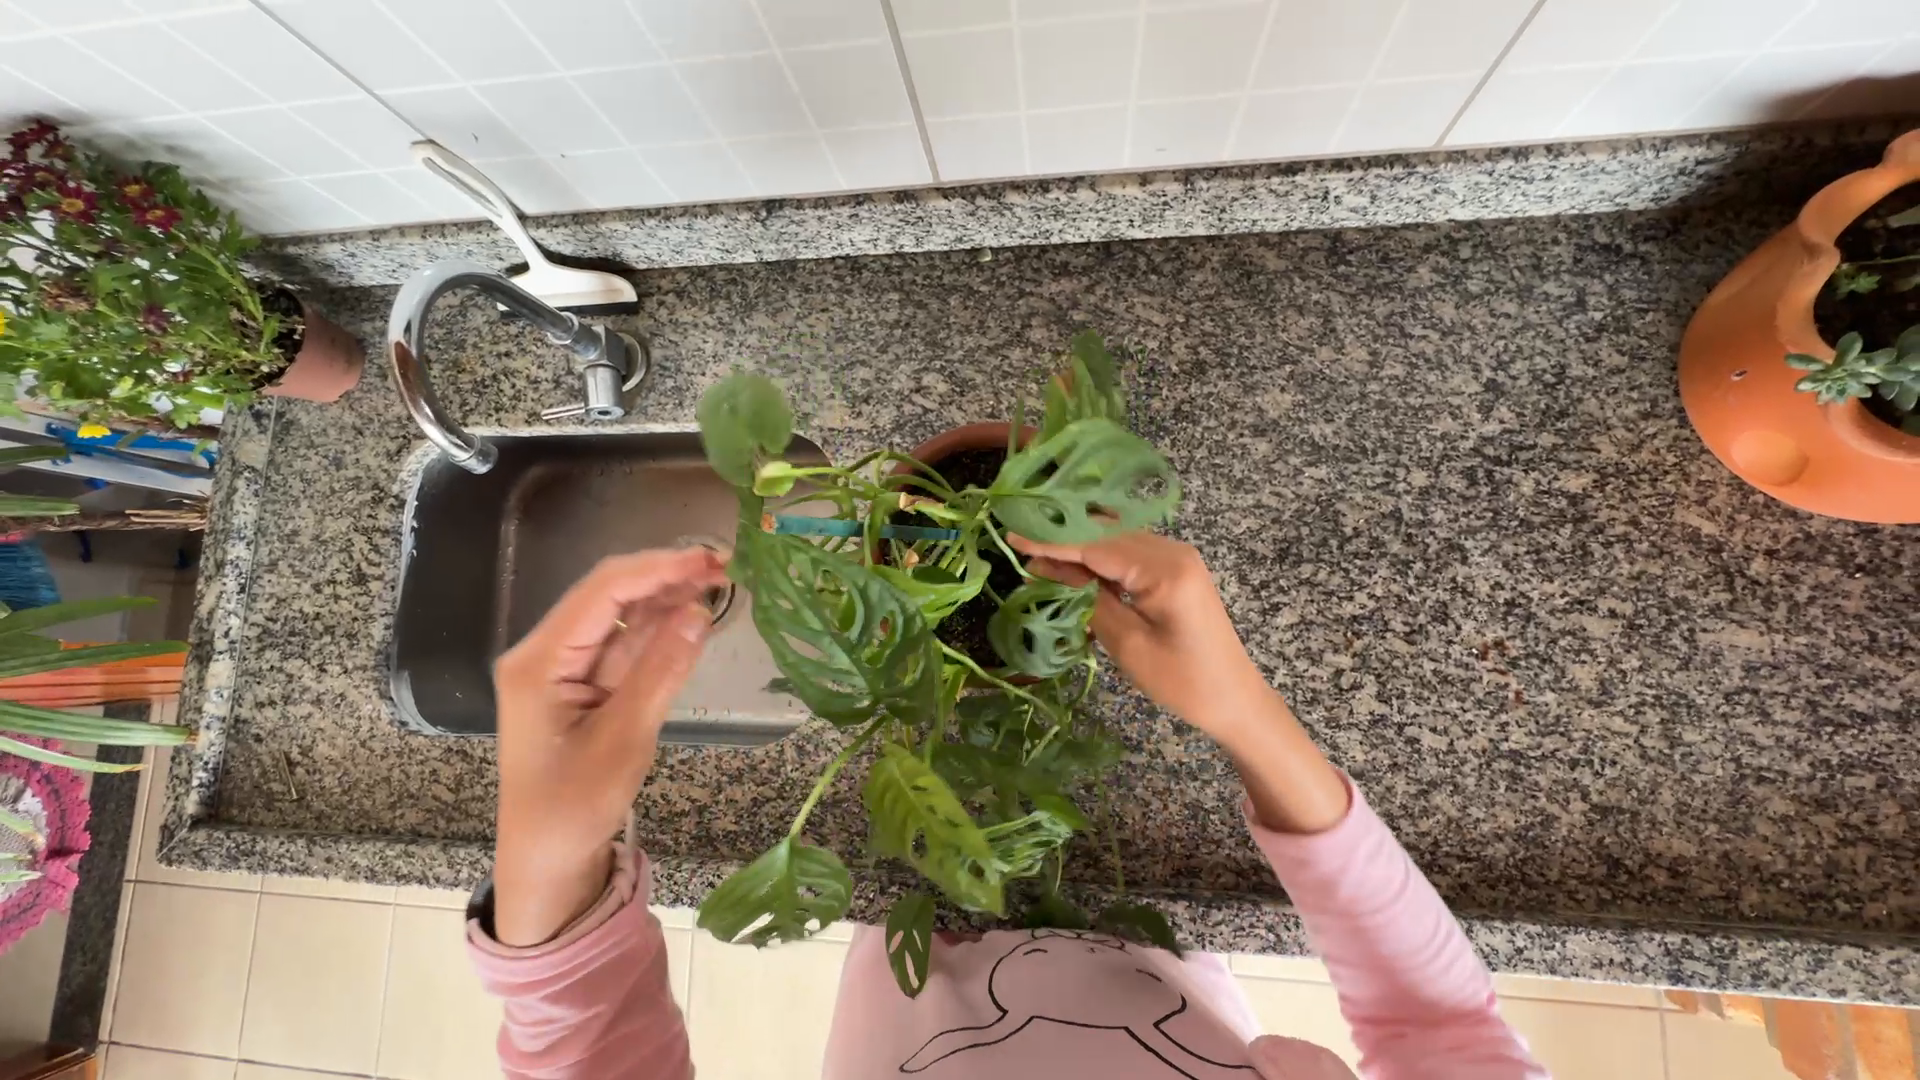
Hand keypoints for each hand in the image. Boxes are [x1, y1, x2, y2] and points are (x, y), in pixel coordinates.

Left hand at [491, 547, 727, 944]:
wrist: (547, 858)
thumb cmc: (574, 806)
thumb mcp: (624, 740)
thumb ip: (661, 671)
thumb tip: (699, 612)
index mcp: (539, 661)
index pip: (603, 593)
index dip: (657, 568)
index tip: (709, 560)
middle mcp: (547, 652)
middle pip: (610, 595)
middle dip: (665, 575)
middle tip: (723, 566)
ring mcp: (566, 666)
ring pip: (621, 615)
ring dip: (666, 596)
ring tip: (717, 581)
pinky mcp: (584, 681)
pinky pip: (626, 643)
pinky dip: (660, 627)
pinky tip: (692, 614)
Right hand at [1010, 530, 1266, 741]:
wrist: (1236, 700)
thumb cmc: (1183, 682)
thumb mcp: (1127, 642)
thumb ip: (1086, 598)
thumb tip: (1044, 567)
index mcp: (1164, 569)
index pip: (1094, 544)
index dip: (1050, 539)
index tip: (1012, 534)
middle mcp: (1172, 551)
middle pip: (1104, 533)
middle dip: (1059, 536)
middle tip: (1016, 540)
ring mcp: (1176, 557)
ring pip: (1114, 539)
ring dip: (1076, 546)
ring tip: (1035, 554)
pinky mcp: (1174, 569)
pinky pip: (1127, 553)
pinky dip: (1096, 559)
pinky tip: (1071, 567)